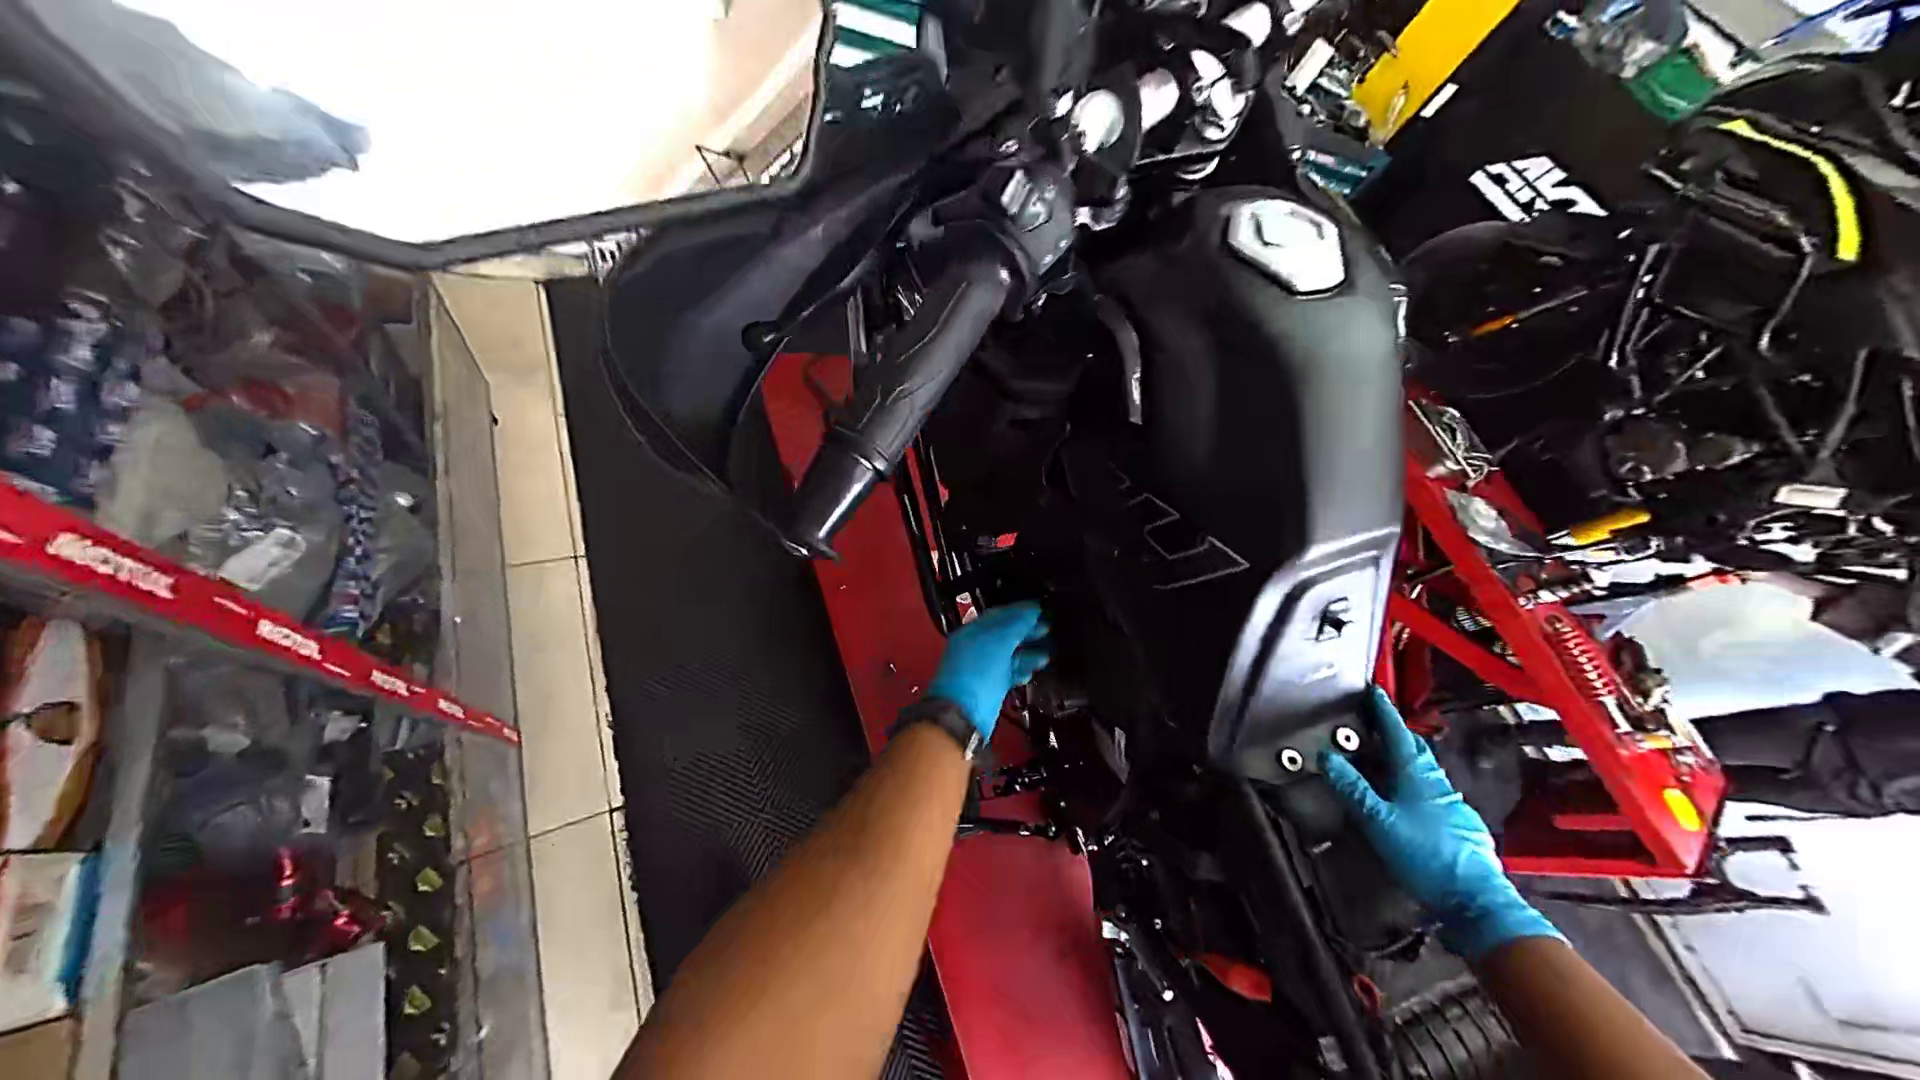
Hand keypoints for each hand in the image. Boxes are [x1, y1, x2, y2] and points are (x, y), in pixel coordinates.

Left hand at [925, 601, 1050, 737]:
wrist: (962, 716)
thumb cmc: (972, 678)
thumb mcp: (997, 643)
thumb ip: (1015, 625)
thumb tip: (1030, 611)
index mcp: (972, 632)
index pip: (1000, 614)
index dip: (1022, 610)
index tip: (1040, 609)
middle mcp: (976, 648)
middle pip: (1006, 632)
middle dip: (1028, 630)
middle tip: (1047, 627)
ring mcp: (983, 668)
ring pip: (1010, 653)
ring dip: (1029, 651)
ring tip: (1047, 651)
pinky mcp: (991, 686)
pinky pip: (1010, 671)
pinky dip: (1023, 668)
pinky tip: (1032, 670)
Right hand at [1320, 688, 1560, 960]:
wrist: (1477, 902)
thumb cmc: (1427, 858)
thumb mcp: (1378, 821)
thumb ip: (1352, 789)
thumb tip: (1328, 758)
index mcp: (1418, 777)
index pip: (1398, 734)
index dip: (1384, 712)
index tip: (1374, 692)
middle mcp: (1438, 785)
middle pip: (1414, 750)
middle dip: (1395, 733)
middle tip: (1376, 723)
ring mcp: (1453, 805)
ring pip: (1425, 772)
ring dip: (1404, 760)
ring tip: (1383, 760)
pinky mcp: (1460, 826)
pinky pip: (1433, 794)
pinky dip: (1415, 786)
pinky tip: (1407, 800)